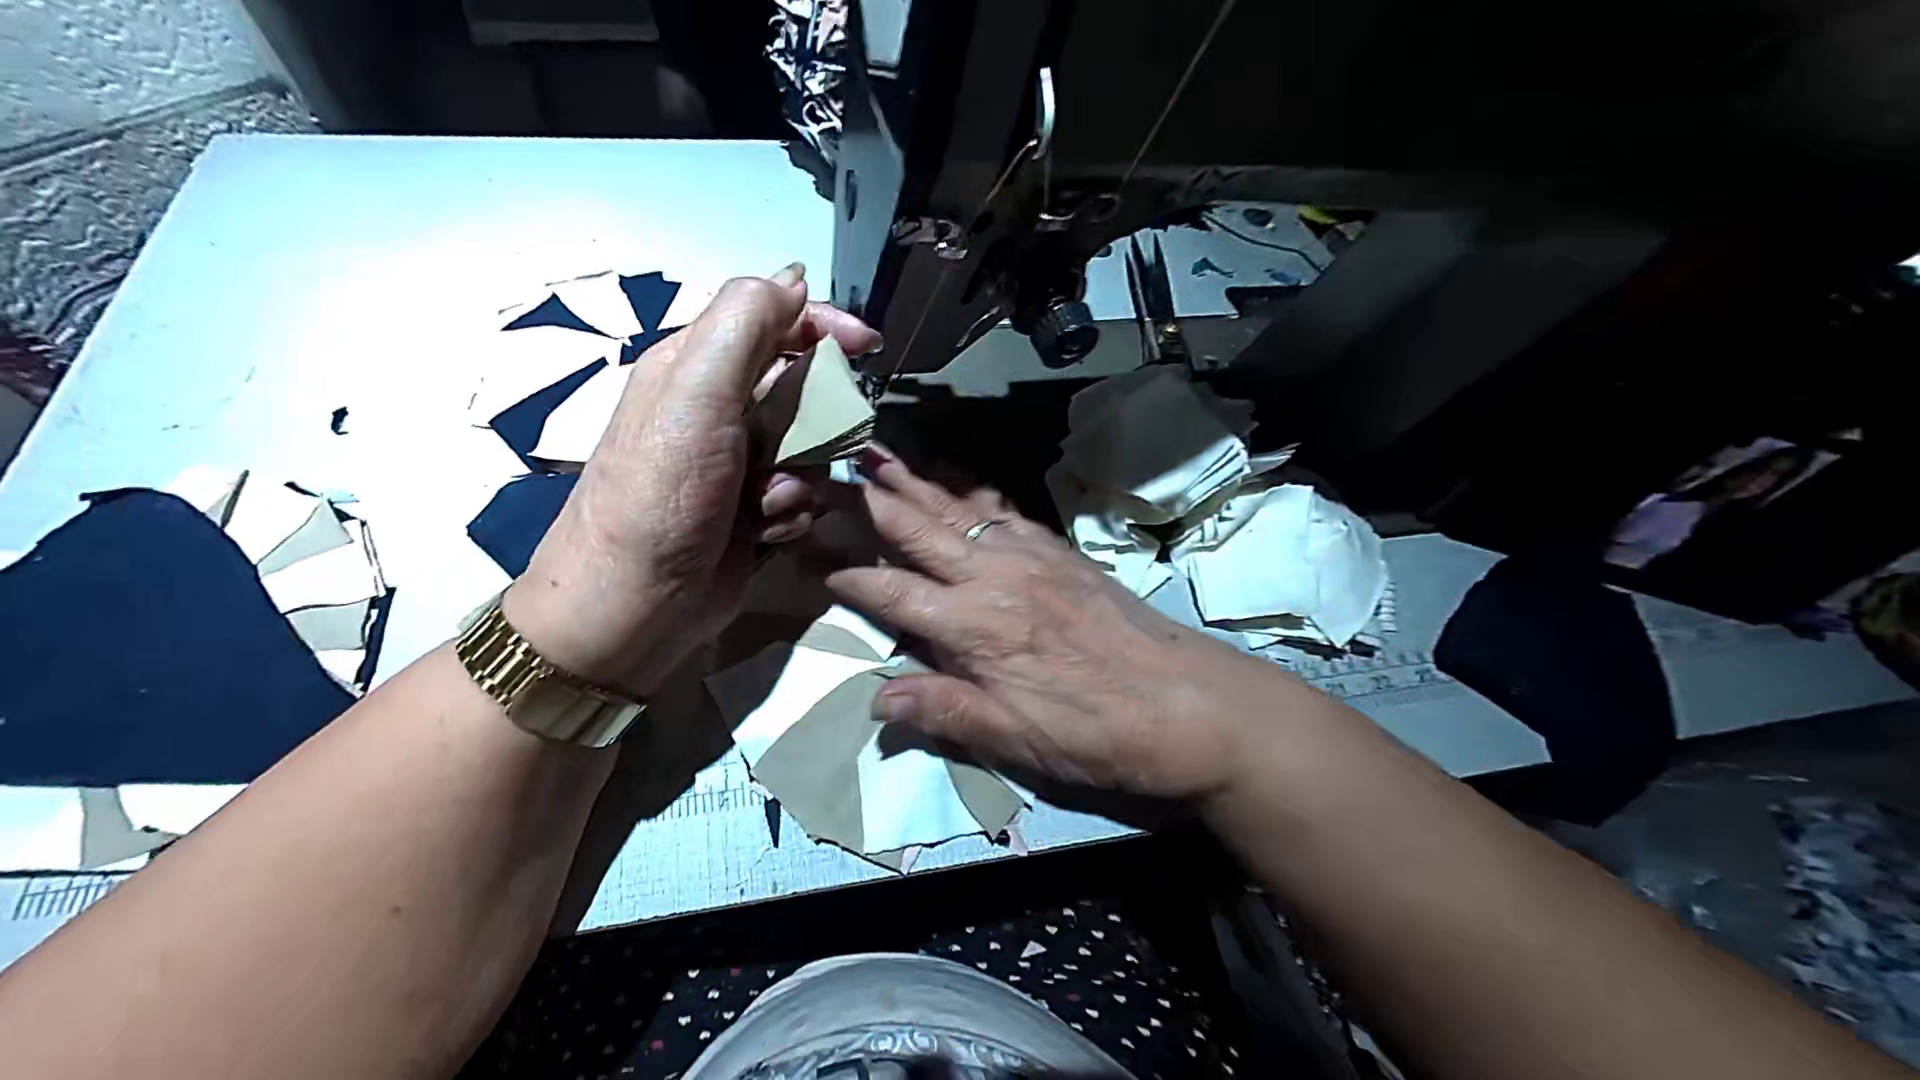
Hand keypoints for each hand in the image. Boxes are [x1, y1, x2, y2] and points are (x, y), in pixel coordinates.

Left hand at [504, 265, 880, 697]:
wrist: (637, 604)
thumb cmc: (661, 492)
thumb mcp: (695, 393)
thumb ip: (744, 324)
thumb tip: (793, 278)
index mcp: (698, 365)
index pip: (773, 318)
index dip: (822, 324)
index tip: (865, 346)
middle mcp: (721, 408)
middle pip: (804, 386)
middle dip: (815, 420)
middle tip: (801, 447)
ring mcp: (741, 462)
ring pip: (812, 446)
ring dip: (802, 476)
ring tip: (767, 504)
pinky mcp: (757, 508)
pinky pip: (805, 492)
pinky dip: (794, 511)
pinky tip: (767, 530)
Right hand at [823, 452, 1301, 799]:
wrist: (1187, 703)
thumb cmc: (1094, 732)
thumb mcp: (1014, 739)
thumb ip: (942, 711)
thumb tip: (876, 701)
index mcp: (973, 627)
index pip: (892, 593)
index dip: (849, 576)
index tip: (815, 559)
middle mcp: (994, 577)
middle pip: (918, 529)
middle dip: (870, 499)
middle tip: (832, 465)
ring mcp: (1030, 557)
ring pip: (957, 510)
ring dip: (915, 483)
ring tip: (881, 455)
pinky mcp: (1061, 552)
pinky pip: (1004, 512)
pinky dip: (972, 494)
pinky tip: (961, 485)